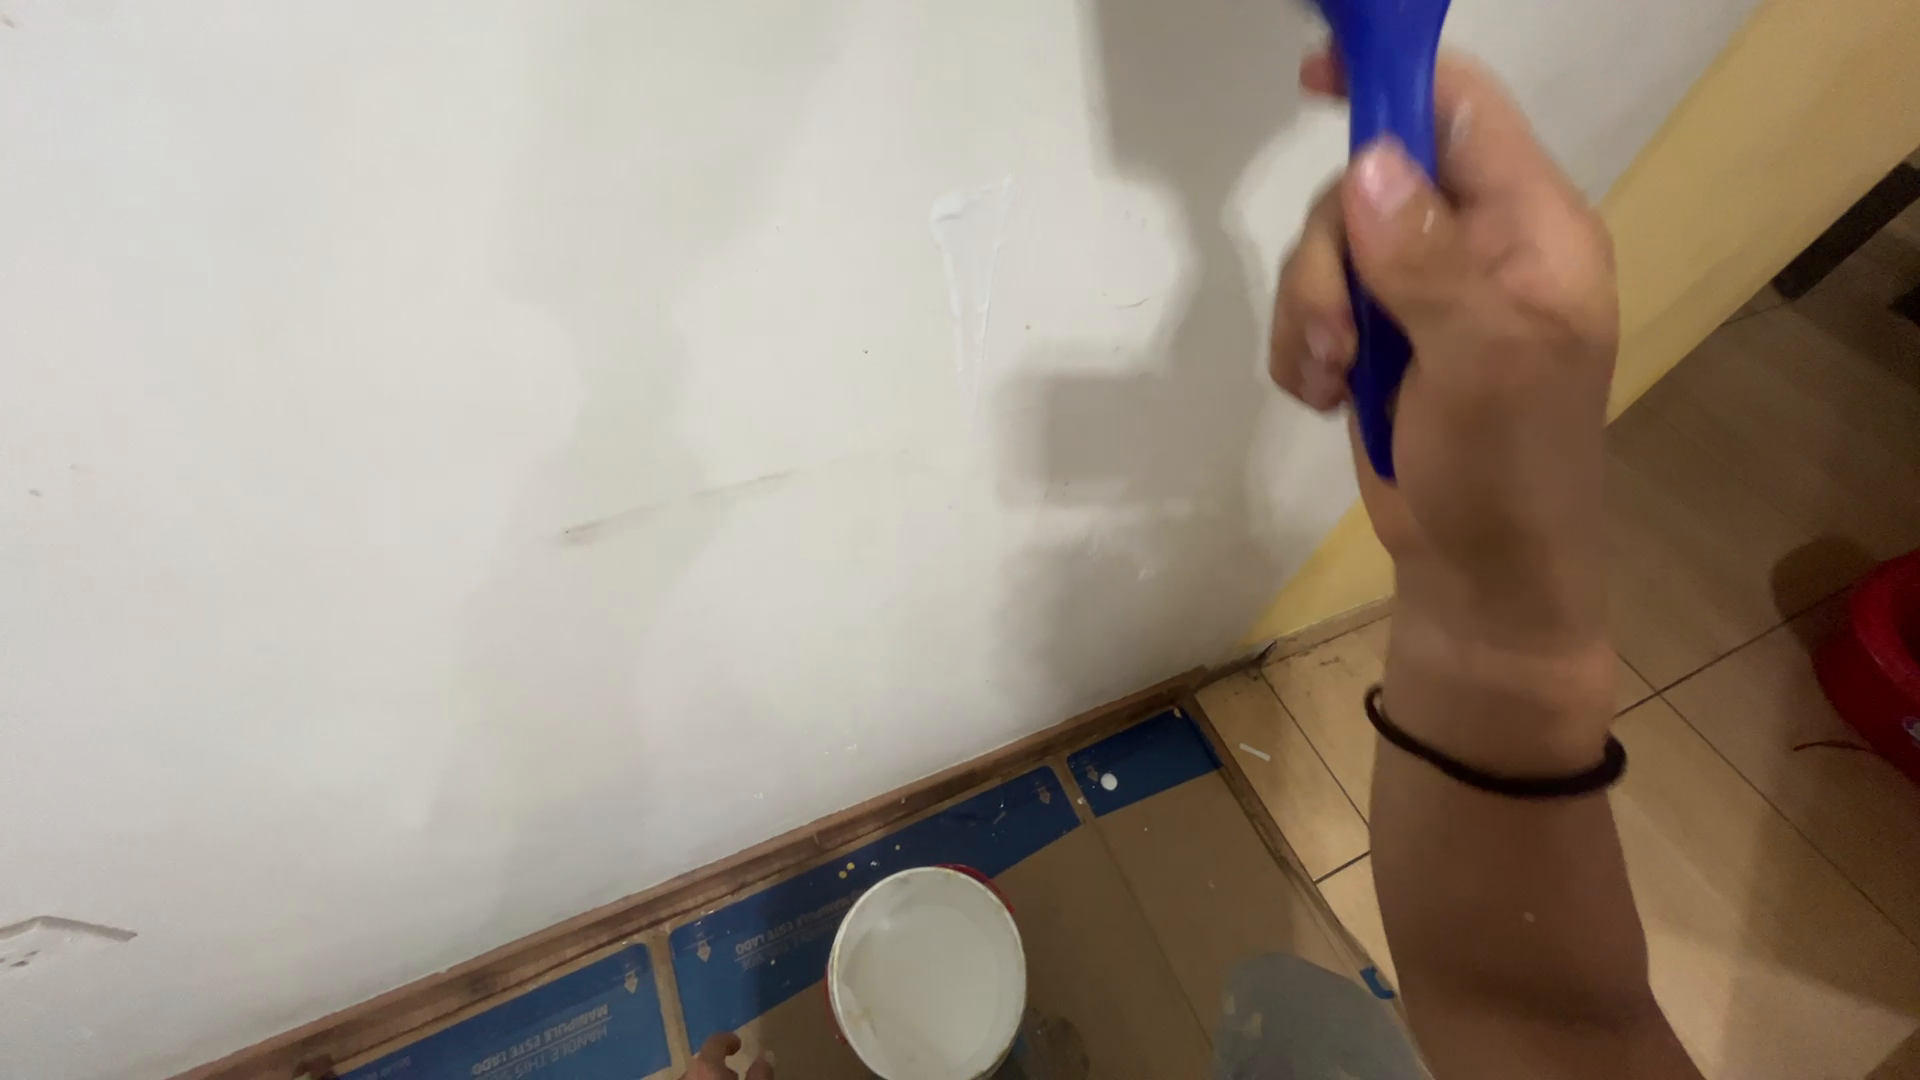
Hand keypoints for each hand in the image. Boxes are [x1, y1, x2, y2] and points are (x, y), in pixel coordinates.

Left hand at [679, 1034, 772, 1079]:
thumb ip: (760, 1074)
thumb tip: (765, 1056)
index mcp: (706, 1067)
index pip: (714, 1042)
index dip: (727, 1040)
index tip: (738, 1045)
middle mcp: (687, 1074)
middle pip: (700, 1063)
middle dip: (715, 1065)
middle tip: (732, 1075)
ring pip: (690, 1077)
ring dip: (705, 1077)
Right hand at [1269, 51, 1619, 761]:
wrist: (1474, 563)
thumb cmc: (1506, 466)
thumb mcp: (1484, 360)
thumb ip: (1431, 261)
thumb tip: (1371, 165)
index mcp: (1524, 230)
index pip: (1459, 114)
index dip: (1392, 83)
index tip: (1315, 77)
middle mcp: (1464, 252)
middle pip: (1361, 196)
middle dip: (1325, 268)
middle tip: (1336, 340)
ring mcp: (1410, 303)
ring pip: (1321, 262)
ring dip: (1306, 322)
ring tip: (1333, 382)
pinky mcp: (1369, 347)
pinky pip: (1305, 317)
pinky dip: (1298, 356)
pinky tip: (1323, 397)